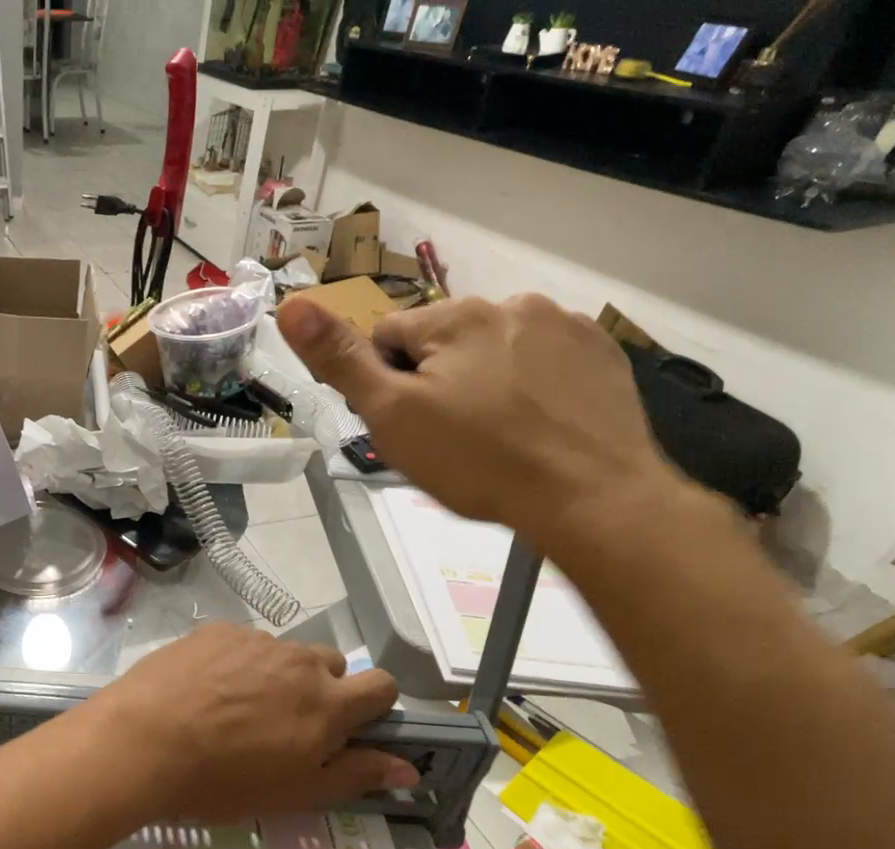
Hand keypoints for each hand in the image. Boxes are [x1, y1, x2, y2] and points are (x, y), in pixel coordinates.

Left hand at [82, 623, 415, 821]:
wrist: (142, 741)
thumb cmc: (222, 780)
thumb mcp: (296, 793)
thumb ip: (356, 774)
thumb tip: (408, 768)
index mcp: (328, 702)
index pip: (382, 685)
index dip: (372, 706)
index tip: (347, 729)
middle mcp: (298, 661)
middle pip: (331, 665)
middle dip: (320, 691)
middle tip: (282, 727)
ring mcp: (254, 640)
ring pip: (283, 654)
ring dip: (275, 676)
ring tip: (233, 711)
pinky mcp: (214, 631)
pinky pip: (241, 643)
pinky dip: (235, 663)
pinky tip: (203, 691)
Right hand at [276, 293, 690, 547]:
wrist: (592, 498)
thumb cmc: (479, 461)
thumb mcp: (392, 416)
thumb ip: (340, 360)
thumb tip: (291, 305)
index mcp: (454, 317)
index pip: (387, 339)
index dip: (385, 386)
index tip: (406, 427)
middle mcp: (511, 304)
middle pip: (442, 343)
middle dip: (435, 382)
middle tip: (447, 440)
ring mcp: (565, 326)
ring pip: (494, 352)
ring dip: (484, 383)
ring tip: (494, 440)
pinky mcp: (602, 355)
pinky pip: (544, 363)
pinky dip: (531, 389)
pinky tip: (535, 430)